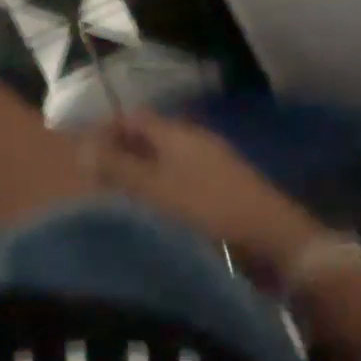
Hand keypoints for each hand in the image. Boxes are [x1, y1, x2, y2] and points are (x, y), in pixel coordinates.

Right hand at [91, 111, 329, 272]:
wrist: (279, 244)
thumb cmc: (207, 209)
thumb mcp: (152, 188)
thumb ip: (114, 166)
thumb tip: (82, 147)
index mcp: (176, 133)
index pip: (130, 116)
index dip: (104, 129)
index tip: (83, 153)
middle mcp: (195, 140)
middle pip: (147, 136)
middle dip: (120, 152)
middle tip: (98, 177)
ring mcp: (214, 163)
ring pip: (164, 158)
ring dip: (140, 172)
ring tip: (121, 196)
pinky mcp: (226, 188)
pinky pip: (181, 177)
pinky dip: (161, 186)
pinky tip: (155, 208)